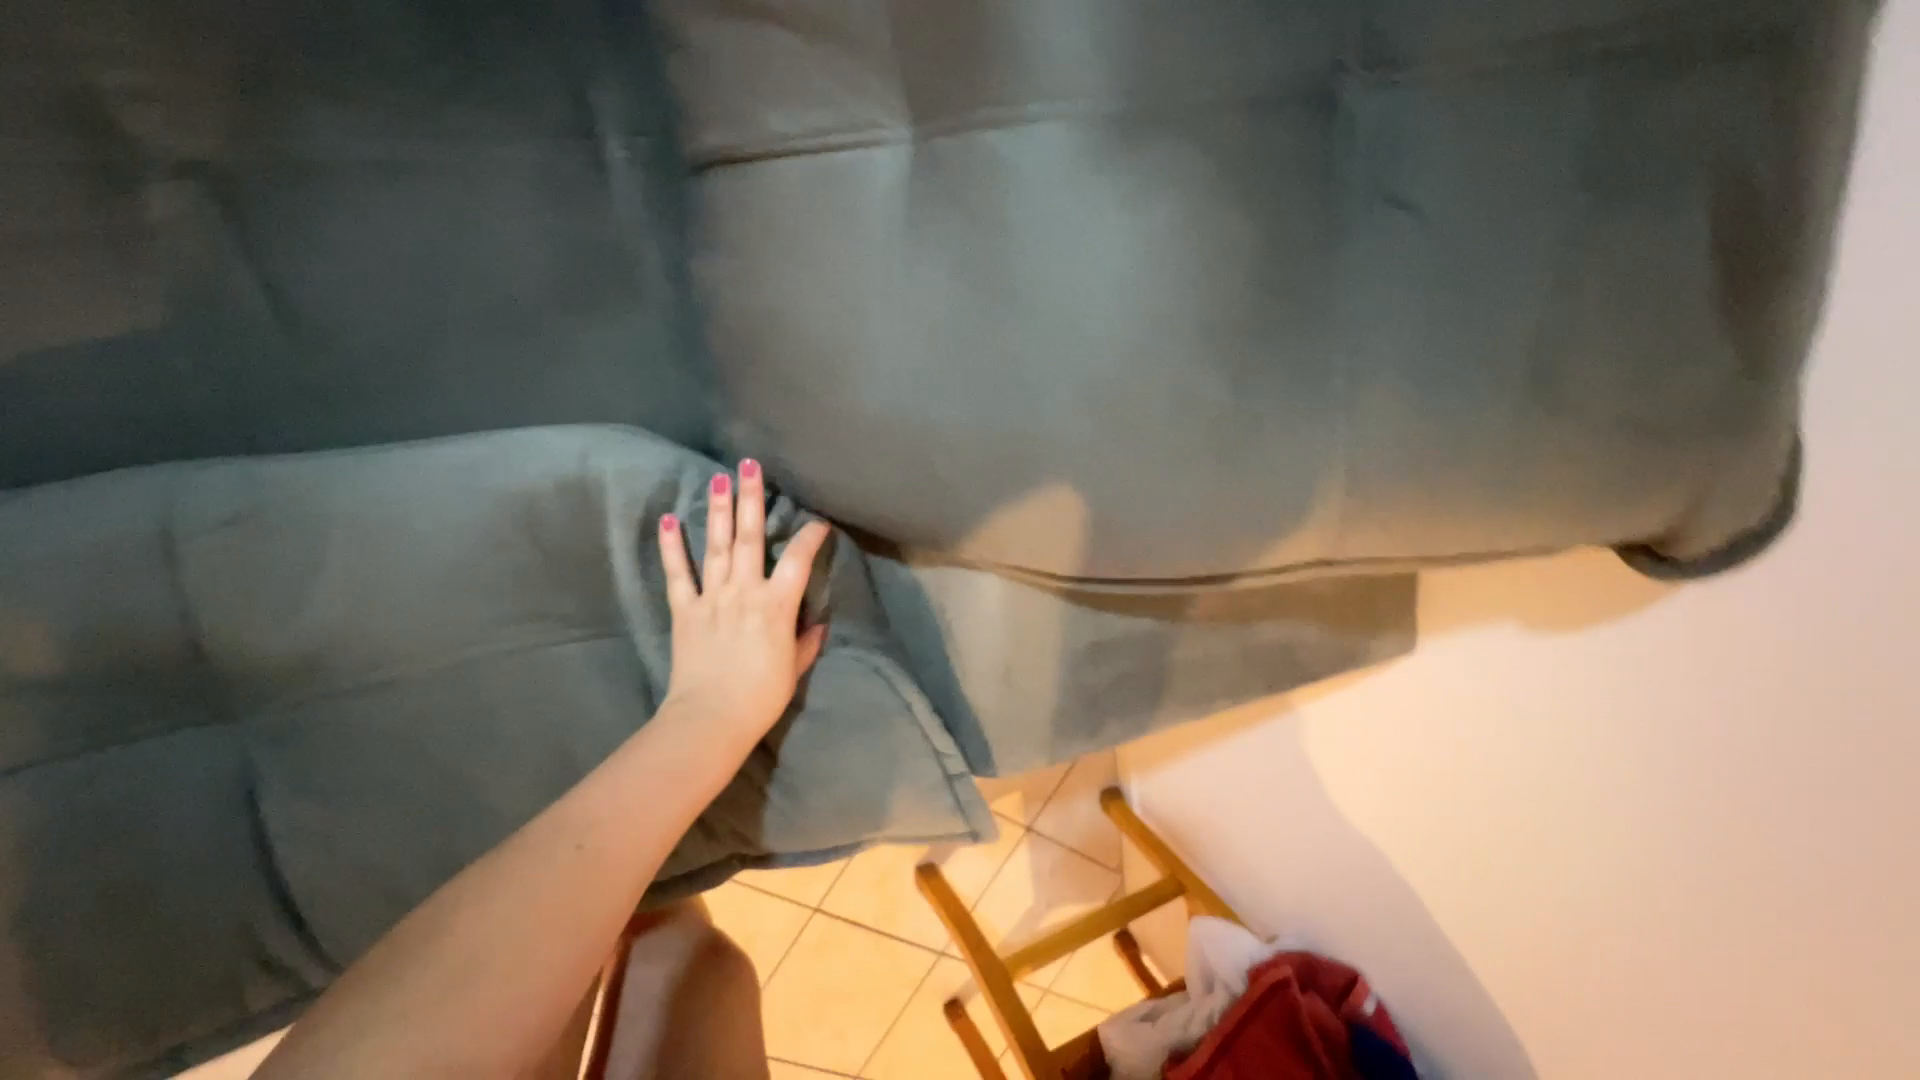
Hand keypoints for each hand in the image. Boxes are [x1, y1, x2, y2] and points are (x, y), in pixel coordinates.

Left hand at [656, 459, 830, 741]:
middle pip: (751, 536)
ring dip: (718, 509)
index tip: (818, 521)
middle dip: (751, 497)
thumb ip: (806, 642)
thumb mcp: (793, 669)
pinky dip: (673, 546)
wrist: (711, 718)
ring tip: (719, 477)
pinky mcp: (685, 610)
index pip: (800, 560)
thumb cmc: (761, 696)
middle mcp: (745, 590)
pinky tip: (669, 519)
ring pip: (717, 545)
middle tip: (750, 464)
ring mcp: (712, 597)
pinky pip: (678, 573)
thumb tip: (818, 625)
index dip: (811, 537)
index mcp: (777, 605)